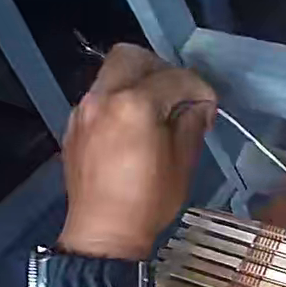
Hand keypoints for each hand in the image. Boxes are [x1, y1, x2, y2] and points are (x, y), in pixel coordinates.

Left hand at [59, 44, 216, 260]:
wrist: (104, 229)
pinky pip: (101, 96)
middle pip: (131, 57)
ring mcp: (84, 109)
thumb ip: (191, 123)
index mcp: (134, 105)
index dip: (199, 88)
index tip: (210, 106)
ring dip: (140, 83)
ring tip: (159, 113)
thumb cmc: (150, 199)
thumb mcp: (183, 161)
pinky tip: (136, 128)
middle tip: (179, 96)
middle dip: (162, 69)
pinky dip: (122, 101)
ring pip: (112, 74)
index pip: (174, 78)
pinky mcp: (75, 124)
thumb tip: (198, 106)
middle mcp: (104, 97)